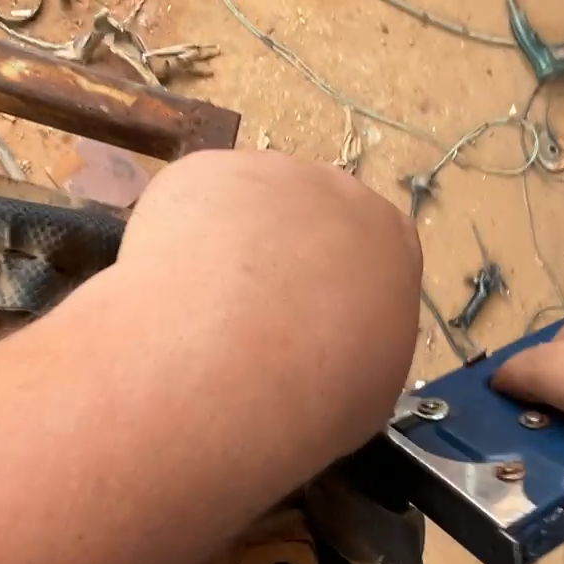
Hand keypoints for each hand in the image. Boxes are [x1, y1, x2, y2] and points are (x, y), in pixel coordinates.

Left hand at [93, 149, 422, 451]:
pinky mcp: (207, 170)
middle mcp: (337, 191)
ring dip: (230, 244)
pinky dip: (182, 234)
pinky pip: (194, 201)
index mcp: (390, 240)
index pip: (368, 249)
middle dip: (281, 257)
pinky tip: (173, 283)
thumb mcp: (371, 385)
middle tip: (249, 316)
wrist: (231, 366)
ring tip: (203, 306)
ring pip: (248, 205)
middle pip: (308, 216)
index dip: (332, 283)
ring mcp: (268, 172)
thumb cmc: (317, 393)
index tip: (307, 317)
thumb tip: (337, 347)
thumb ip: (363, 343)